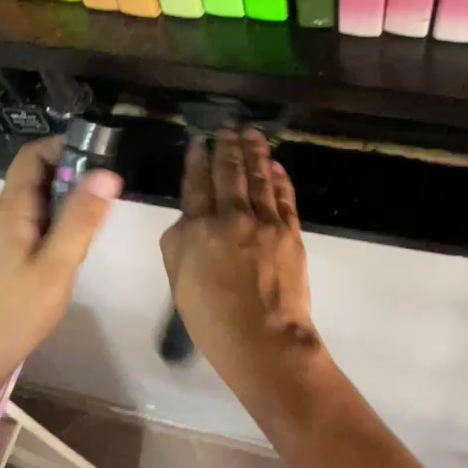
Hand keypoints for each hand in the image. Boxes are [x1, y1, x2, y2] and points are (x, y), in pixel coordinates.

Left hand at [0, 135, 121, 371]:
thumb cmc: (16, 311)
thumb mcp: (57, 265)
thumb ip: (81, 218)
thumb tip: (108, 172)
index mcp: (12, 209)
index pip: (32, 155)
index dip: (64, 146)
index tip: (100, 157)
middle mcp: (3, 214)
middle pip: (36, 175)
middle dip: (72, 174)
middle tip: (107, 194)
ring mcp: (2, 235)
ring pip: (37, 200)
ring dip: (67, 200)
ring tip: (97, 220)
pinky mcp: (5, 255)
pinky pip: (34, 223)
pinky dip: (57, 222)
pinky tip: (74, 247)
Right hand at [160, 128, 316, 371]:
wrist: (262, 339)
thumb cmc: (212, 319)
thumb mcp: (178, 280)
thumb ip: (179, 243)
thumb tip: (189, 218)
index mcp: (197, 229)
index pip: (196, 185)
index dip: (197, 160)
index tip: (199, 141)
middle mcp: (231, 216)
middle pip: (229, 173)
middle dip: (227, 147)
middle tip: (228, 127)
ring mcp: (264, 222)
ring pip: (259, 177)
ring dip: (255, 153)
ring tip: (252, 134)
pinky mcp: (289, 232)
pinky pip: (284, 196)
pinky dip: (279, 178)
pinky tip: (275, 165)